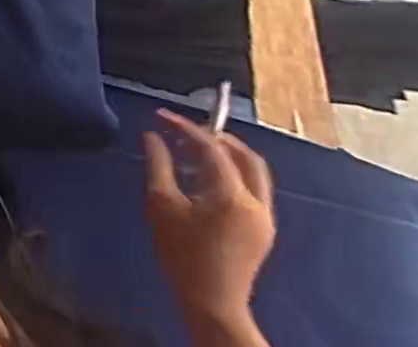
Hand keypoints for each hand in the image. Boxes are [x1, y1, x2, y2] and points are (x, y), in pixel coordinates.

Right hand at [143, 109, 275, 332]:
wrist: (211, 302)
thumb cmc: (181, 252)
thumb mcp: (161, 202)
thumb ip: (158, 163)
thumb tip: (152, 136)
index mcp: (233, 196)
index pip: (212, 148)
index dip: (185, 128)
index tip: (160, 116)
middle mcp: (257, 204)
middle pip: (246, 157)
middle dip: (215, 138)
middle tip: (183, 131)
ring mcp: (265, 219)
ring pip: (252, 173)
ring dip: (224, 156)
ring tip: (188, 153)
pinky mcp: (263, 230)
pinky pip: (252, 190)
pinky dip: (230, 175)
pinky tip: (202, 178)